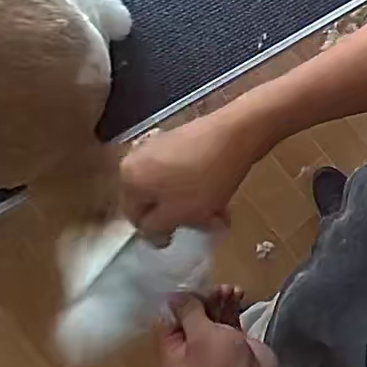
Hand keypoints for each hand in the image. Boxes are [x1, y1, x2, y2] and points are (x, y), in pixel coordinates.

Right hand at [120, 114, 263, 241]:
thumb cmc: (204, 178)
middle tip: (208, 222)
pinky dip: (201, 184)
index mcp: (128, 176)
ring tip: (221, 209)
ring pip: (175, 187)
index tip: (186, 232)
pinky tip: (222, 190)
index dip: (161, 230)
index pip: (136, 217)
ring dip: (196, 202)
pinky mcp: (185, 139)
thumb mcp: (177, 213)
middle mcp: (139, 158)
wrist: (238, 132)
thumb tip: (151, 233)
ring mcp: (163, 145)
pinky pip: (187, 171)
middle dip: (183, 215)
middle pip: (157, 200)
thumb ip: (156, 228)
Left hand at [154, 287, 280, 366]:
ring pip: (210, 315)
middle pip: (189, 315)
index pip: (166, 320)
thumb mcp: (202, 337)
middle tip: (217, 286)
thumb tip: (173, 295)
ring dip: (219, 299)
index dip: (177, 299)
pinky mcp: (231, 342)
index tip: (190, 279)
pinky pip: (226, 318)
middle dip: (203, 297)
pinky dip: (231, 306)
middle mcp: (188, 349)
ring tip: (232, 289)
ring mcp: (211, 346)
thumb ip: (189, 312)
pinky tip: (239, 294)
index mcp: (171, 354)